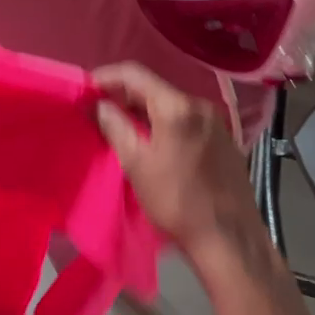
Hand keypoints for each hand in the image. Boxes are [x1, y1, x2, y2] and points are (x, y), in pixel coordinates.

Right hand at [92, 63, 261, 257]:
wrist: (229, 240)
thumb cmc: (176, 201)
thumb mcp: (136, 163)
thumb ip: (114, 126)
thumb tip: (100, 105)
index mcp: (177, 107)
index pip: (134, 74)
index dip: (105, 78)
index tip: (85, 91)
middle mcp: (200, 106)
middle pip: (153, 87)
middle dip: (122, 95)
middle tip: (98, 110)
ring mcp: (216, 123)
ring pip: (169, 104)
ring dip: (142, 110)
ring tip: (120, 126)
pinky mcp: (224, 141)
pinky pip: (185, 120)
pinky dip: (163, 123)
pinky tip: (152, 142)